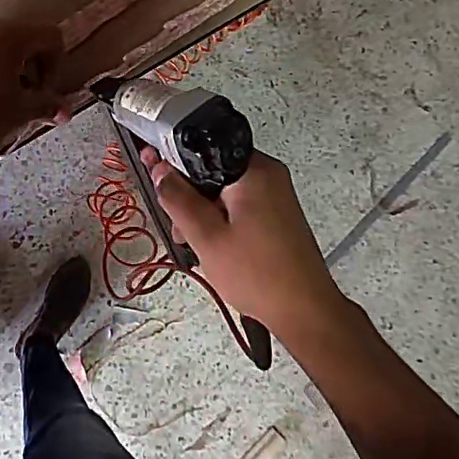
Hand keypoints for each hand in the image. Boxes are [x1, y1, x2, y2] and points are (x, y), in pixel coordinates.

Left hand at [0, 13, 69, 160]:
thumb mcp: (18, 113)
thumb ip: (46, 106)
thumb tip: (64, 111)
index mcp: (8, 36)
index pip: (51, 37)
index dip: (57, 65)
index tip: (45, 91)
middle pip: (25, 37)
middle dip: (33, 66)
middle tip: (28, 96)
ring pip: (0, 42)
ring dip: (11, 66)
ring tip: (4, 97)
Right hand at [145, 148, 356, 343]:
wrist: (303, 309)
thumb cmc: (261, 276)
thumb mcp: (206, 237)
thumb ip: (179, 200)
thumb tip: (160, 172)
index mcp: (255, 171)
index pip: (204, 148)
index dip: (174, 163)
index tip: (155, 176)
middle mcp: (269, 176)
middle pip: (214, 172)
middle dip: (191, 197)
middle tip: (182, 228)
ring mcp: (276, 196)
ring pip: (225, 192)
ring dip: (205, 214)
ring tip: (200, 247)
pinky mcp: (277, 215)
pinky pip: (240, 207)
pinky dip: (224, 223)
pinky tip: (218, 249)